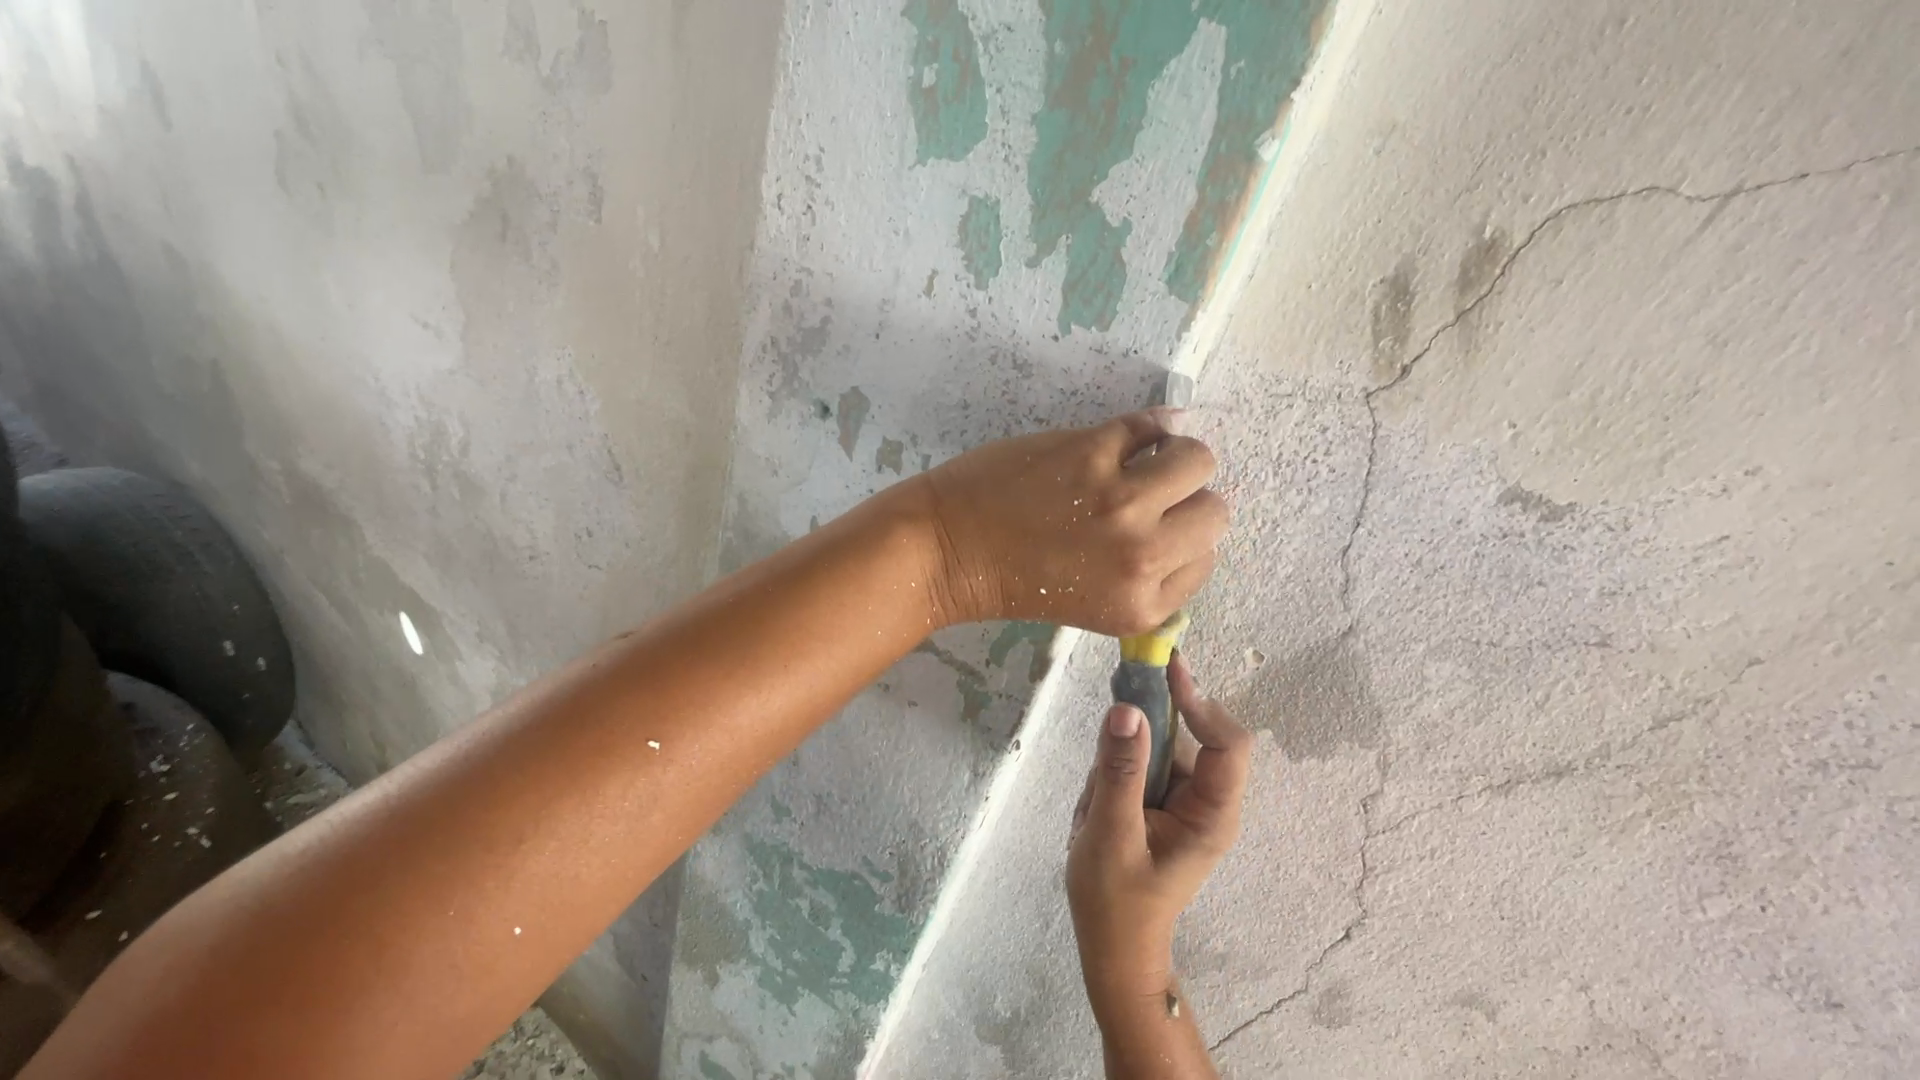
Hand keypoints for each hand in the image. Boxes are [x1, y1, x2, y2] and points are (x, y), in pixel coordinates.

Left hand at [916, 410, 1226, 635]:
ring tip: (1140, 459)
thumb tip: (1191, 516)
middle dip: (1188, 499)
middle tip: (1149, 493)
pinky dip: (1147, 425)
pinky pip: (1151, 424)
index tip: (1154, 527)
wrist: (947, 551)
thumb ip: (1148, 574)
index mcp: (1144, 608)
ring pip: (1198, 459)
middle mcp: (1143, 559)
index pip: (1205, 559)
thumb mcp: (1097, 602)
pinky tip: (1123, 437)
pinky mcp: (1094, 453)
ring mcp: (1121, 502)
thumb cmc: (1013, 580)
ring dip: (1176, 455)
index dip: (1180, 537)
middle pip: (1214, 512)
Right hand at [1066, 654, 1252, 1008]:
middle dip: (1154, 719)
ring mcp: (1186, 802)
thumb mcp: (1110, 834)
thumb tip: (1126, 708)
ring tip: (1095, 800)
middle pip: (1195, 736)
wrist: (1113, 947)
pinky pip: (1146, 765)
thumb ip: (1119, 771)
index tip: (1164, 672)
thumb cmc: (1116, 902)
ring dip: (1127, 754)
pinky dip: (1119, 769)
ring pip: (1163, 746)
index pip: (1227, 743)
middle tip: (1118, 692)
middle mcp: (1208, 802)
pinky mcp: (1164, 804)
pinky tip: (1096, 802)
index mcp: (1213, 815)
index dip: (1200, 702)